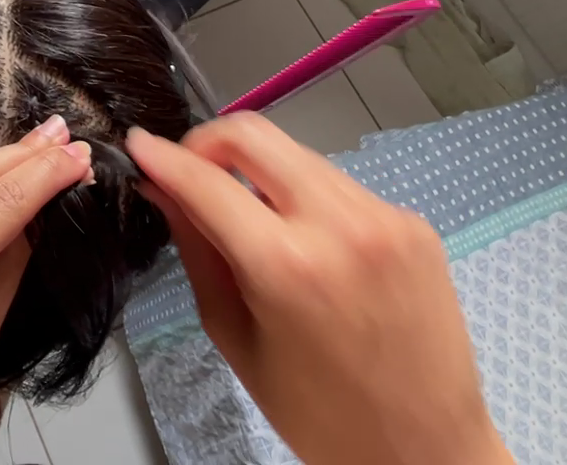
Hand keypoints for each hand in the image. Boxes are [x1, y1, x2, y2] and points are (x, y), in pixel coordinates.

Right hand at [129, 115, 510, 464]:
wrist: (430, 454)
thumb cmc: (316, 413)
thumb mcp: (232, 334)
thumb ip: (195, 247)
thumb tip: (162, 185)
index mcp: (286, 265)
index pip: (205, 180)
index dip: (162, 155)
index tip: (137, 141)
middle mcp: (339, 224)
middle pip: (253, 133)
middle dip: (207, 140)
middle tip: (191, 170)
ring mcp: (383, 215)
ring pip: (294, 152)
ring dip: (257, 169)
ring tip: (250, 214)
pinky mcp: (411, 220)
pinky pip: (335, 181)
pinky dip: (302, 194)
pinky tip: (305, 238)